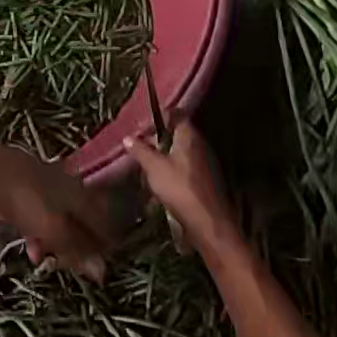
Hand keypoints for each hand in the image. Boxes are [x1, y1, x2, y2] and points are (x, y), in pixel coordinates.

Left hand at [0, 145, 113, 281]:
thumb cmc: (26, 200)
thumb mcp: (53, 229)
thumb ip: (76, 249)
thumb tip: (102, 272)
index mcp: (80, 192)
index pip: (102, 219)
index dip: (106, 241)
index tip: (107, 264)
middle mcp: (66, 187)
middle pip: (80, 220)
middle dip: (80, 245)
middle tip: (74, 268)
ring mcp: (43, 188)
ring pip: (58, 220)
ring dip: (57, 244)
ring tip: (50, 263)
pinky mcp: (21, 192)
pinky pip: (39, 218)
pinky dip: (39, 235)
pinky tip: (31, 249)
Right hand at [124, 122, 237, 255]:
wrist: (208, 221)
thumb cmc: (179, 188)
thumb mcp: (154, 167)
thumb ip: (140, 150)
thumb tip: (128, 137)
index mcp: (189, 136)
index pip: (176, 114)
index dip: (159, 117)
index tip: (142, 126)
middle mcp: (200, 145)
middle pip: (177, 134)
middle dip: (158, 140)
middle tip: (140, 148)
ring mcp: (205, 162)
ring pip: (181, 152)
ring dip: (163, 157)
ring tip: (147, 168)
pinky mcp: (205, 180)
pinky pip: (185, 167)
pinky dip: (172, 171)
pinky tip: (161, 184)